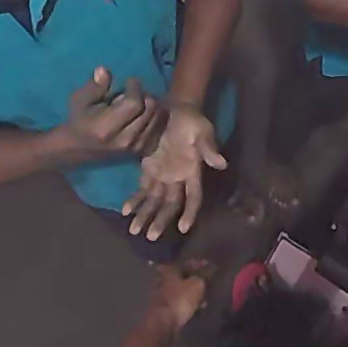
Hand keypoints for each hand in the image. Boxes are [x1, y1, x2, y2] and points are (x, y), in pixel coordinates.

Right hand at [63, 68, 165, 160]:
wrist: (79, 151)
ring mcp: (137, 147)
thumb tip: (104, 70)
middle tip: (136, 92)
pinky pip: (161, 129)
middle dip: (145, 95)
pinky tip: (147, 113)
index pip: (134, 103)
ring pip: (159, 118)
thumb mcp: (80, 101)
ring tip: (141, 102)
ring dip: (153, 105)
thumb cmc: (79, 122)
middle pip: (150, 109)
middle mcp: (126, 139)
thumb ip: (94, 87)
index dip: (135, 88)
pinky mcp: (144, 151)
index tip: (130, 81)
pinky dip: (157, 117)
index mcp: (107, 127)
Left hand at [123, 106, 228, 239]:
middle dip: (161, 220)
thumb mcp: (202, 131)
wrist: (175, 109)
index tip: (183, 228)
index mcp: (193, 172)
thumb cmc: (192, 121)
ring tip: (134, 230)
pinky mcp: (150, 169)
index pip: (193, 197)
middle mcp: (178, 178)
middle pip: (170, 204)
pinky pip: (142, 189)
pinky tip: (126, 211)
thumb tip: (221, 164)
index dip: (189, 212)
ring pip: (155, 201)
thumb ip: (209, 148)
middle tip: (150, 236)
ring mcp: (164, 175)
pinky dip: (135, 200)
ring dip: (145, 215)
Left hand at [146, 260, 210, 333]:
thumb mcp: (196, 284)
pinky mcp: (164, 310)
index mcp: (169, 271)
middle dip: (195, 282)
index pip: (186, 264)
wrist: (163, 323)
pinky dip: (188, 305)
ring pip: (181, 292)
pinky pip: (179, 304)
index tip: (210, 268)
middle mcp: (163, 281)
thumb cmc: (180, 299)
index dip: (199, 265)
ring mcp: (162, 297)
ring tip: (205, 301)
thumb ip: (203, 275)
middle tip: (207, 285)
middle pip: (182, 278)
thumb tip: (208, 269)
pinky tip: (198, 310)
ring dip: (193, 295)